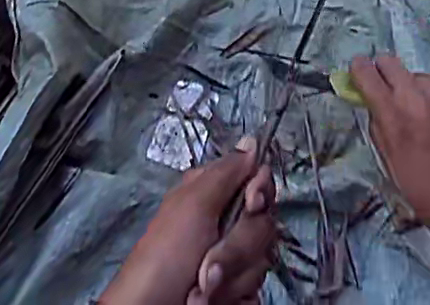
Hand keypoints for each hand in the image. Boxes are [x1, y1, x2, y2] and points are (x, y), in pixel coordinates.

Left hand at [101, 137, 277, 304]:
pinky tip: (211, 303)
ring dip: (230, 280)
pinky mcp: (235, 292)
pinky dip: (233, 301)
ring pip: (260, 261)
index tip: (250, 204)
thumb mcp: (193, 204)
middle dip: (236, 249)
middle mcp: (226, 221)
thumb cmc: (166, 255)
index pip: (258, 179)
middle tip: (206, 264)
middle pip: (263, 224)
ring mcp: (232, 259)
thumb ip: (227, 172)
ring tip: (199, 291)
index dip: (261, 191)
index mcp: (215, 192)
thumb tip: (252, 140)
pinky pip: (255, 293)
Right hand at [349, 56, 429, 304]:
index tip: (359, 78)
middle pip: (390, 62)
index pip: (367, 72)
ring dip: (414, 90)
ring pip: (418, 77)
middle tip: (389, 97)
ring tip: (426, 121)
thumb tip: (370, 104)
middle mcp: (423, 99)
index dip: (359, 72)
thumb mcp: (395, 171)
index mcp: (398, 119)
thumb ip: (379, 130)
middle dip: (384, 75)